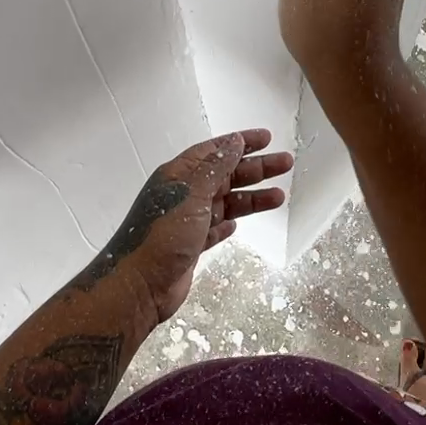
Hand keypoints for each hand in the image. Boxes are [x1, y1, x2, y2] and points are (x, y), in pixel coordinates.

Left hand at [86, 130, 292, 320]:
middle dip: (255, 169)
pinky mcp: (191, 246)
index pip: (214, 151)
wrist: (140, 286)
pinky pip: (215, 228)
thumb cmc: (164, 234)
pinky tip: (240, 224)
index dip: (241, 142)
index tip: (267, 138)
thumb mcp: (191, 194)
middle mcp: (184, 194)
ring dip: (251, 198)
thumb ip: (215, 167)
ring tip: (280, 197)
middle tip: (285, 163)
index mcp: (179, 175)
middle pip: (226, 175)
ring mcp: (188, 221)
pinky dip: (229, 223)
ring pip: (226, 202)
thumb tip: (235, 142)